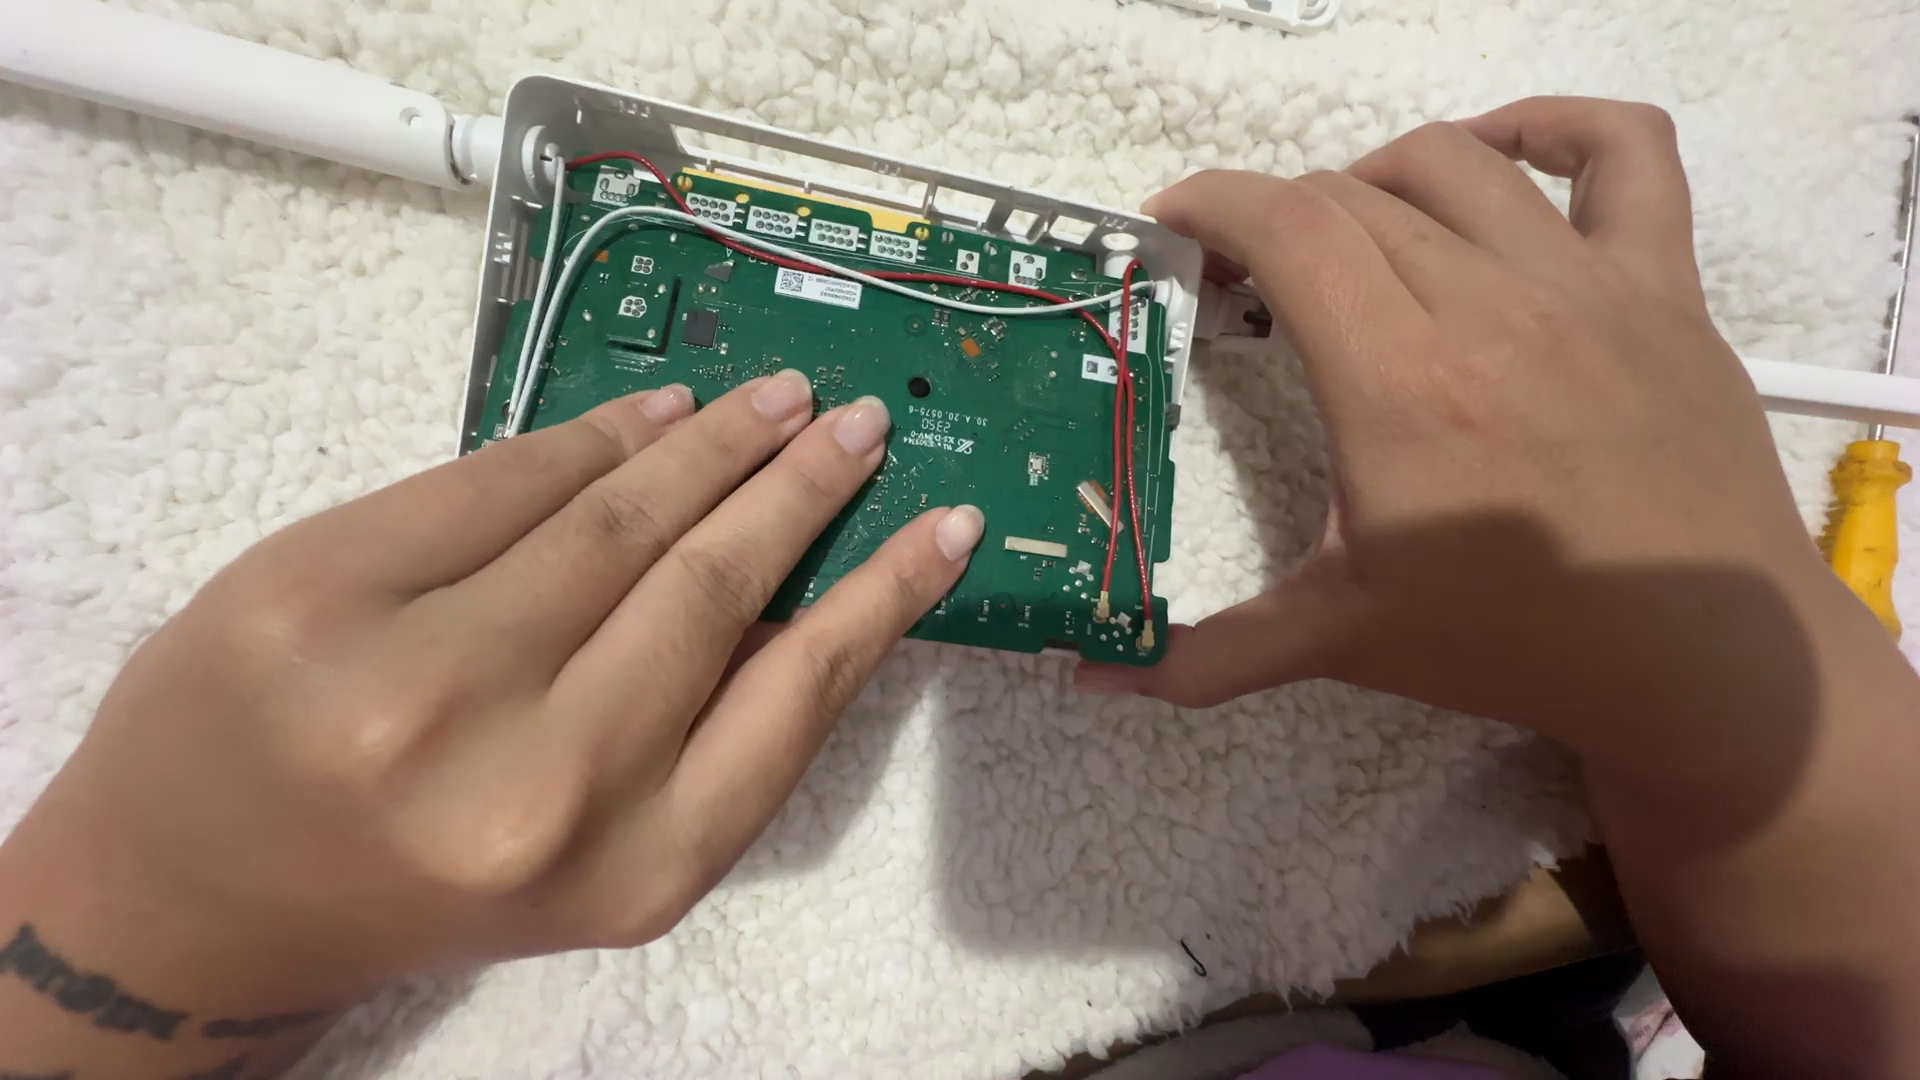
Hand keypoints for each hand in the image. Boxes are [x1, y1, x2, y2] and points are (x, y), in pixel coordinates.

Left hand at [0, 373, 982, 1072]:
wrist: (217, 898)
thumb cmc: (461, 868)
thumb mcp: (629, 838)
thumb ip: (728, 718)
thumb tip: (816, 576)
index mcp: (643, 855)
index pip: (803, 690)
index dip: (885, 593)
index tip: (948, 527)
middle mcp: (546, 780)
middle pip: (715, 583)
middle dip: (804, 486)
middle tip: (857, 424)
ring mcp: (416, 681)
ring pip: (616, 517)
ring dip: (719, 442)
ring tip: (778, 399)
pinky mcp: (313, 591)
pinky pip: (500, 479)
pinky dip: (598, 434)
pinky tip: (661, 409)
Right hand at [1078, 97, 1838, 766]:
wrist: (1704, 662)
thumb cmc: (1504, 640)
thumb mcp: (1334, 642)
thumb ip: (1205, 656)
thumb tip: (1095, 679)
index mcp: (1398, 385)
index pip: (1292, 232)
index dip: (1215, 204)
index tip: (1167, 222)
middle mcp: (1489, 308)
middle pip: (1348, 198)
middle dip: (1264, 216)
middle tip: (1229, 277)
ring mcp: (1588, 284)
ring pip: (1453, 164)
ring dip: (1361, 182)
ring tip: (1329, 240)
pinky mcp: (1661, 288)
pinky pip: (1623, 151)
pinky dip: (1542, 127)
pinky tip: (1487, 160)